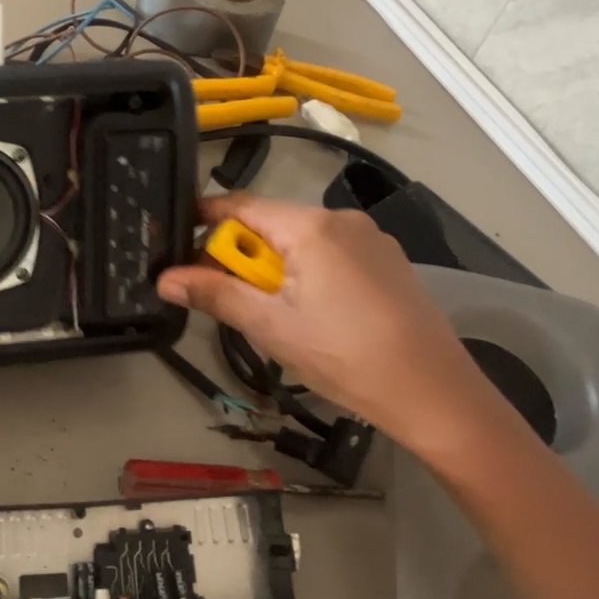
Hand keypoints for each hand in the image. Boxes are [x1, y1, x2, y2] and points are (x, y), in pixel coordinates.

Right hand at [157, 193, 512, 449]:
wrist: (434, 393)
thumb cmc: (344, 356)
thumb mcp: (270, 327)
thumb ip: (216, 295)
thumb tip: (165, 279)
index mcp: (310, 226)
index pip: (240, 205)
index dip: (204, 219)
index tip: (177, 242)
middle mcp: (342, 219)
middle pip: (271, 223)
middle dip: (241, 254)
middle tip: (225, 296)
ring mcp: (371, 239)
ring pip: (302, 240)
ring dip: (274, 267)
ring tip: (271, 314)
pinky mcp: (389, 262)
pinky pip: (331, 253)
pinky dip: (308, 272)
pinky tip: (314, 314)